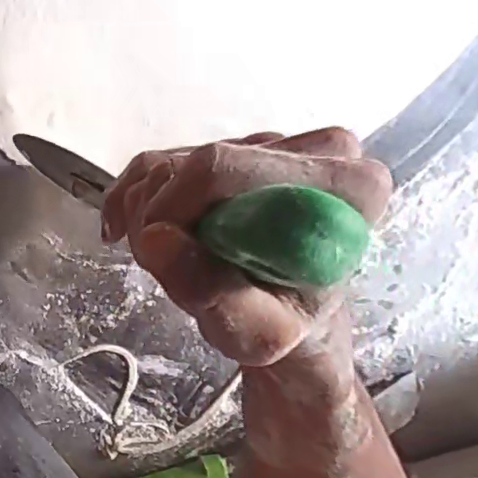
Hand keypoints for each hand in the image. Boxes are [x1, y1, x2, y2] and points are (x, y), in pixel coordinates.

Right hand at [100, 127, 392, 367]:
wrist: (290, 317)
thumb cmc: (282, 326)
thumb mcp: (253, 334)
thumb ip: (207, 290)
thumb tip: (154, 238)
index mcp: (345, 185)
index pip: (220, 168)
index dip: (171, 213)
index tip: (166, 262)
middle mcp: (319, 149)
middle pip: (193, 163)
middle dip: (159, 220)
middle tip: (170, 269)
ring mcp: (275, 143)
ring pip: (169, 165)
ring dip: (149, 220)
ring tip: (174, 262)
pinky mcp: (236, 148)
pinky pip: (159, 162)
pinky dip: (132, 203)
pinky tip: (144, 239)